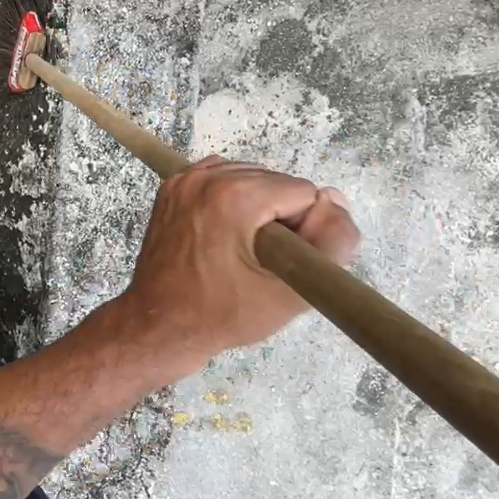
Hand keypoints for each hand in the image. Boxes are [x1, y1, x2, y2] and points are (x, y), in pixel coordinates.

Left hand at [119, 156, 360, 363]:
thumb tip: (336, 199)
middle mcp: (204, 178)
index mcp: (232, 195)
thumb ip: (330, 242)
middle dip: (283, 215)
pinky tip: (230, 232)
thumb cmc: (223, 313)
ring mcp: (182, 181)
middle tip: (264, 257)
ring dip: (259, 206)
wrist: (162, 322)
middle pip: (275, 180)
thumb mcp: (292, 289)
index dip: (306, 228)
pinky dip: (232, 197)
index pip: (304, 192)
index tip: (283, 259)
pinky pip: (219, 177)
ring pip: (248, 176)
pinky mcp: (171, 189)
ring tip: (247, 248)